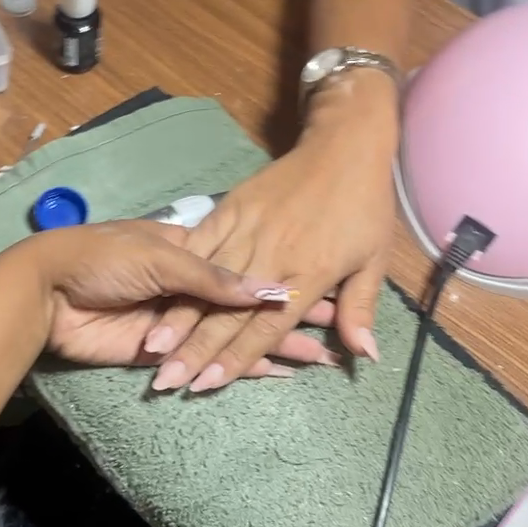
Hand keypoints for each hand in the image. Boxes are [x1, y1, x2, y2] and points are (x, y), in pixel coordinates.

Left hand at [5, 221, 338, 375]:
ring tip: (317, 360)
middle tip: (332, 336)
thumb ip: (211, 279)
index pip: (249, 271)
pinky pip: (208, 359)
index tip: (325, 294)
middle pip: (249, 308)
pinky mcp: (165, 353)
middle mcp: (192, 288)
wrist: (47, 291)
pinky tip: (274, 373)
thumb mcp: (161, 257)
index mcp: (194, 252)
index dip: (284, 282)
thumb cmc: (102, 257)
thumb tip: (265, 293)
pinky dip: (239, 367)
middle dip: (289, 319)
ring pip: (235, 337)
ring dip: (274, 347)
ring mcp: (180, 323)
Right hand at [148, 73, 399, 392]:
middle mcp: (272, 257)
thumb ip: (359, 309)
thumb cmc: (363, 207)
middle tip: (168, 380)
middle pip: (228, 312)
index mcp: (308, 274)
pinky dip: (178, 273)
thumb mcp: (374, 260)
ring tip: (153, 348)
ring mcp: (246, 231)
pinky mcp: (229, 209)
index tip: (208, 383)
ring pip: (206, 283)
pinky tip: (156, 293)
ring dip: (178, 318)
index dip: (237, 358)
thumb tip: (365, 357)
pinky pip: (200, 245)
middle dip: (195, 350)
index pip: (265, 326)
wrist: (344, 144)